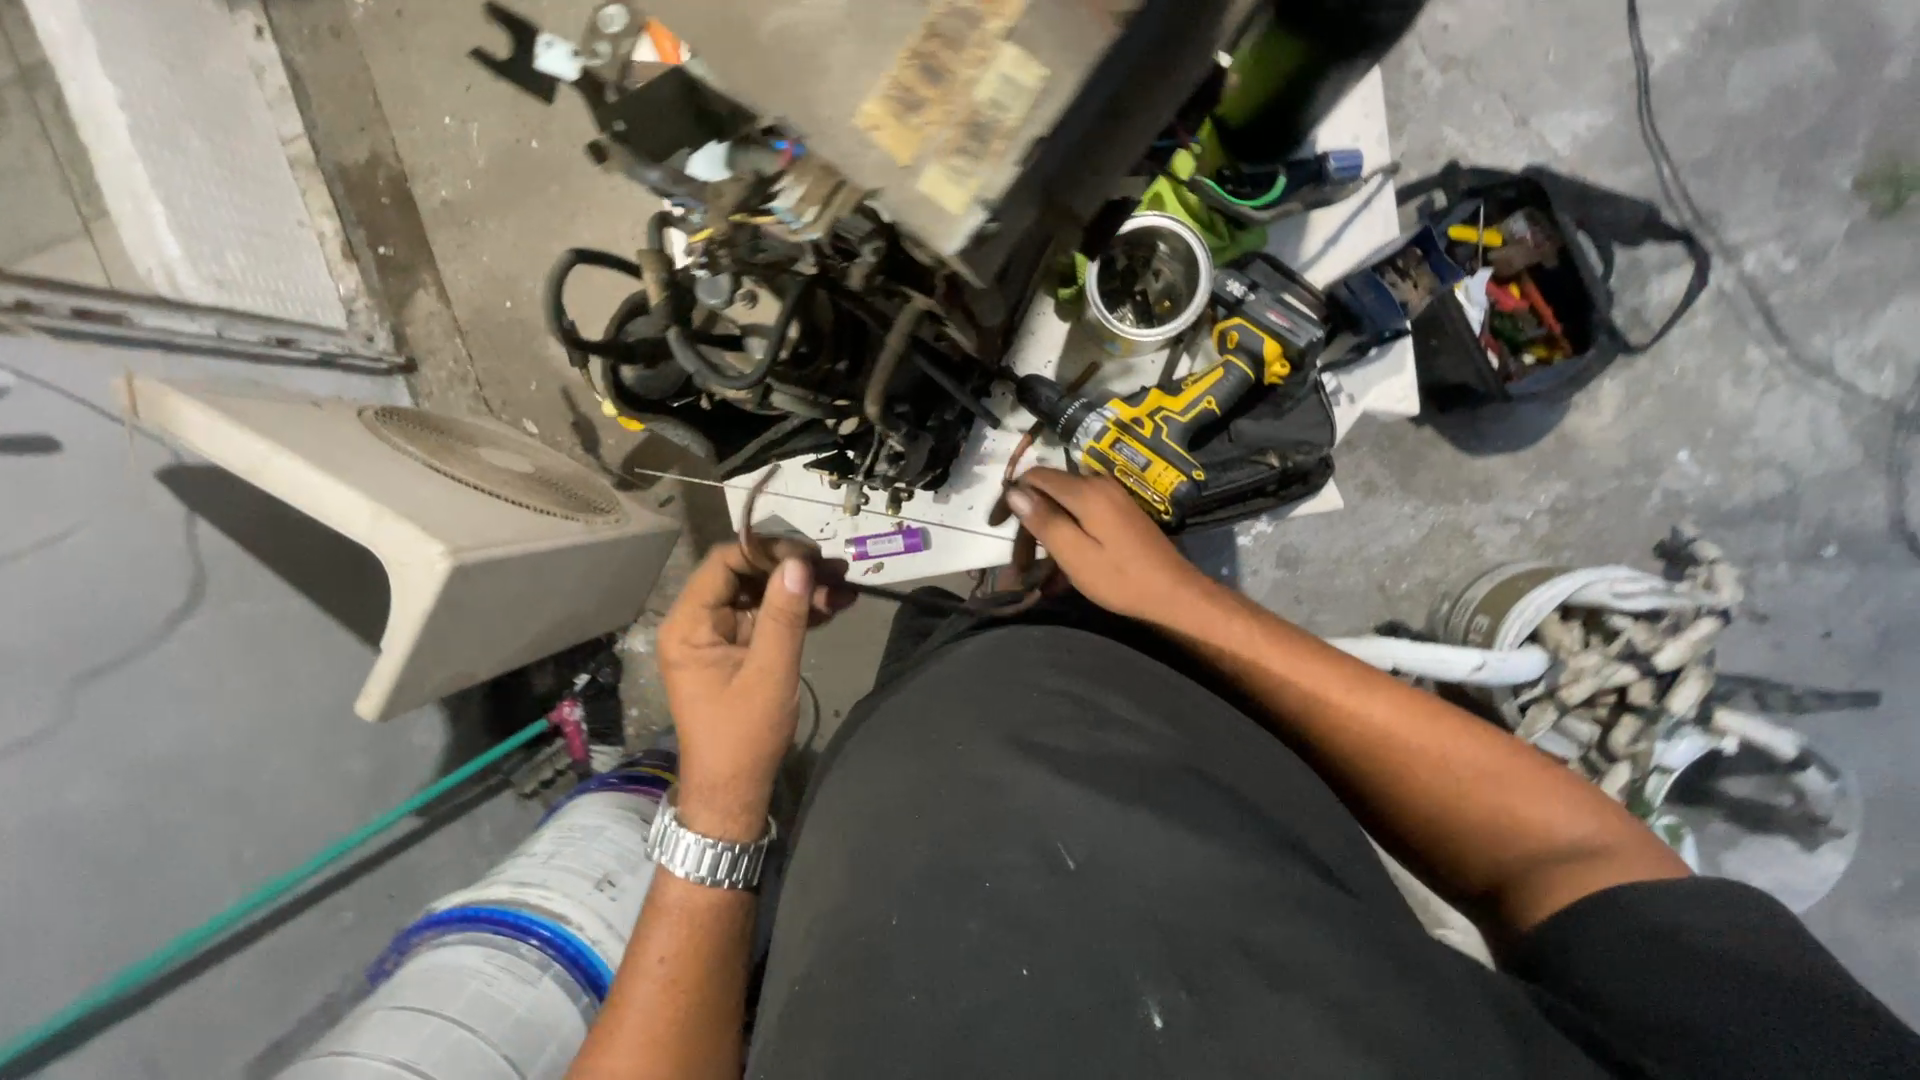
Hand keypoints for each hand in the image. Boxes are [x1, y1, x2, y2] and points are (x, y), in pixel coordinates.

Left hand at [656, 543, 852, 839]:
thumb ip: (784, 615)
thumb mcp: (769, 672)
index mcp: (689, 624)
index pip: (724, 562)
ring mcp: (719, 636)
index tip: (811, 555)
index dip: (768, 551)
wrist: (734, 789)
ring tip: (845, 586)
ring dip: (802, 589)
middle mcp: (699, 622)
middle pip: (745, 574)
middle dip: (792, 569)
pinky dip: (799, 611)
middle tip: (836, 569)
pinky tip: (835, 606)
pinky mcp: (739, 651)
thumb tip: (800, 563)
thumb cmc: (744, 734)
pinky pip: (768, 618)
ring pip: (761, 594)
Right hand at [1005, 467, 1215, 624]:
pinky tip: (1059, 568)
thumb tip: (1014, 491)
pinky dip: (1064, 536)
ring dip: (1044, 535)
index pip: (1035, 477)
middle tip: (1019, 567)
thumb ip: (1045, 520)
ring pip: (1063, 506)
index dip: (1011, 497)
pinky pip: (1080, 516)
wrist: (1174, 593)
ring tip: (1034, 573)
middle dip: (1028, 525)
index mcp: (1087, 492)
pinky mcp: (1119, 513)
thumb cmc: (1122, 579)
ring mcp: (1112, 498)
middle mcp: (1099, 485)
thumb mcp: (1076, 555)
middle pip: (1048, 493)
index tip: (996, 527)